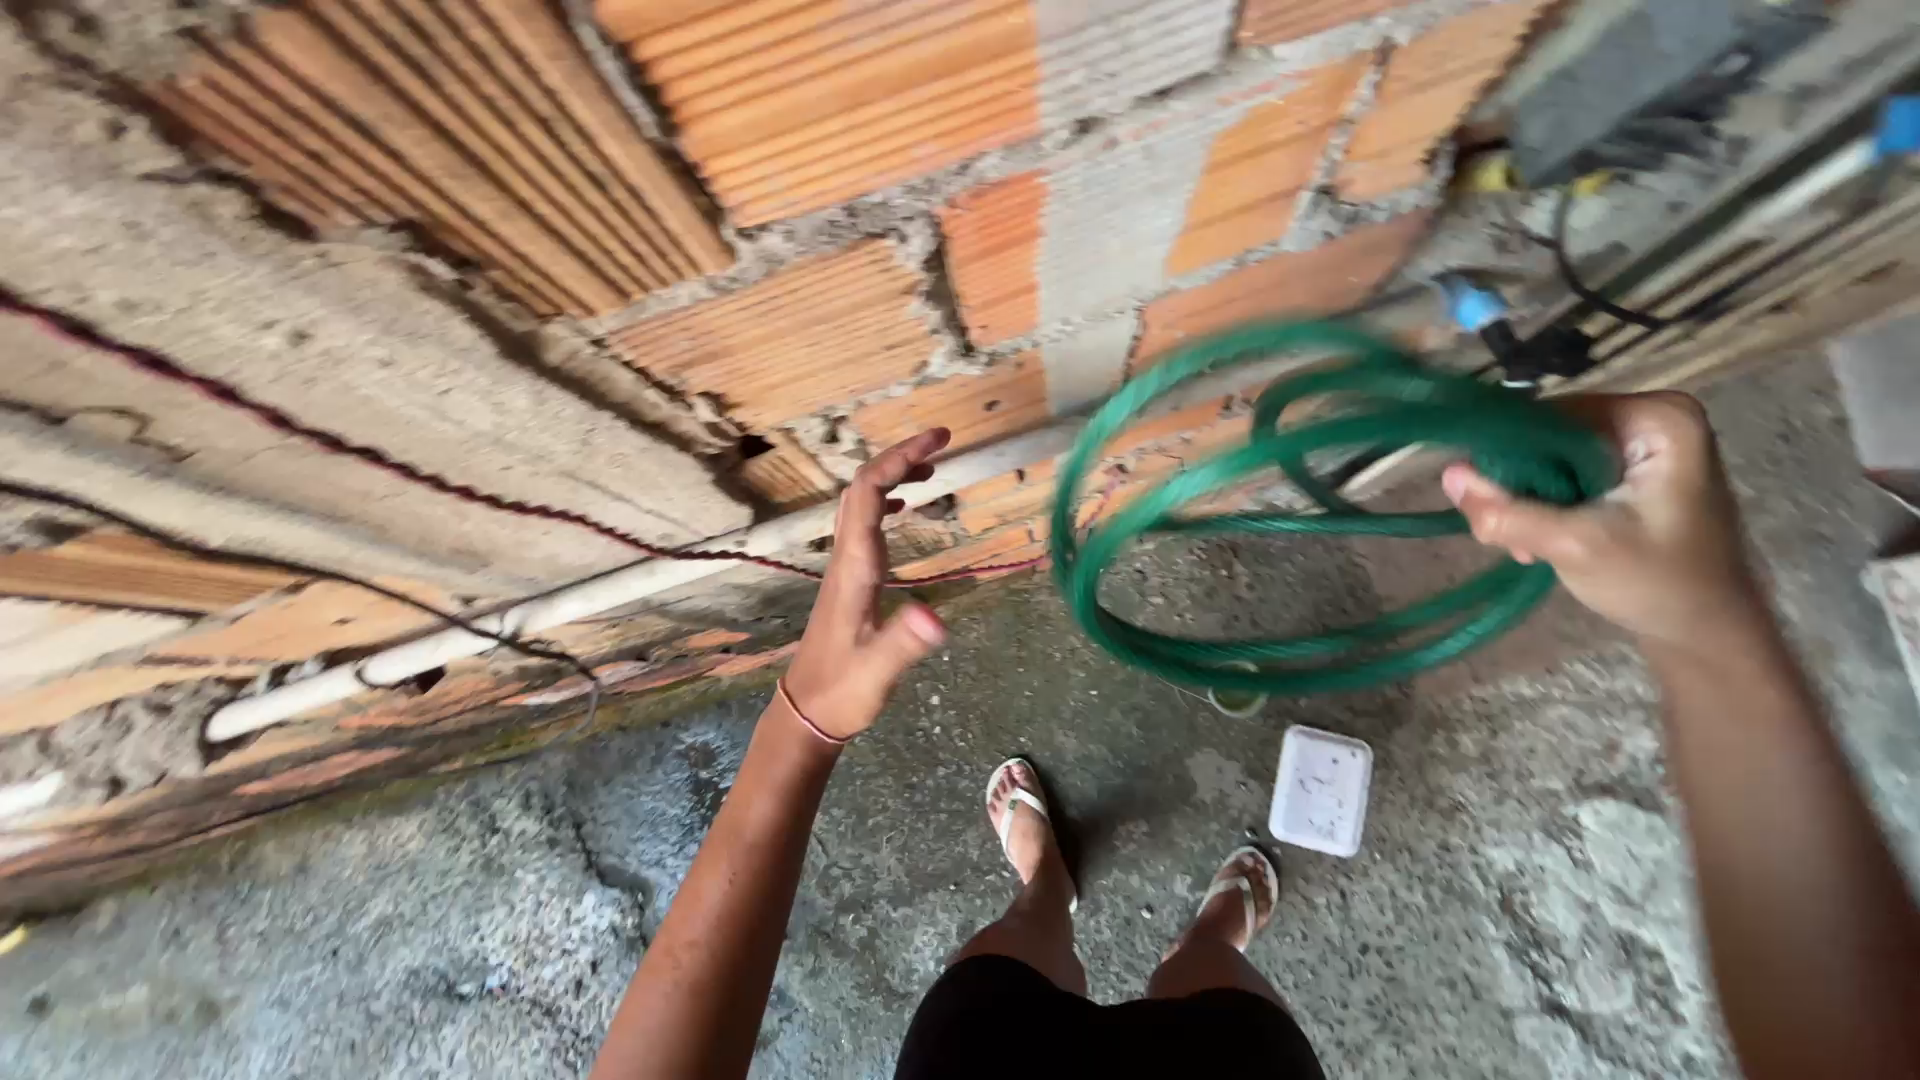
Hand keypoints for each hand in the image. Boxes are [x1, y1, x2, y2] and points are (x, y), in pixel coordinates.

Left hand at [781, 429, 951, 738]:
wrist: (807, 711)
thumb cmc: (843, 691)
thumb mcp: (878, 671)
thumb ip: (904, 643)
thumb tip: (938, 618)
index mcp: (854, 567)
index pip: (868, 493)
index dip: (900, 458)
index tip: (939, 440)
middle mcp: (845, 557)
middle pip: (861, 488)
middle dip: (899, 456)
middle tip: (942, 443)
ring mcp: (844, 566)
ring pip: (860, 504)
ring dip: (892, 476)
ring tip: (931, 468)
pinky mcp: (849, 580)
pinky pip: (863, 525)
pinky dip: (885, 503)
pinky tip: (903, 508)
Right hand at [1442, 391, 1766, 648]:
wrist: (1705, 628)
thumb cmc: (1657, 582)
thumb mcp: (1572, 546)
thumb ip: (1507, 511)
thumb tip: (1448, 475)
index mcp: (1654, 418)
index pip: (1545, 417)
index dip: (1507, 459)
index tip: (1495, 510)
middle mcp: (1645, 416)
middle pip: (1541, 436)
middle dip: (1514, 487)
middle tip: (1510, 537)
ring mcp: (1634, 442)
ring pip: (1541, 458)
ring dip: (1521, 502)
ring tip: (1527, 546)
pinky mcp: (1622, 469)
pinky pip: (1555, 473)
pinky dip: (1537, 506)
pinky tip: (1538, 540)